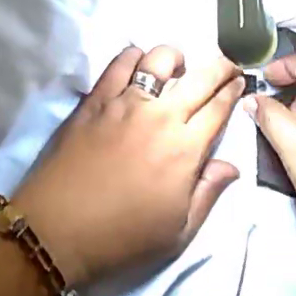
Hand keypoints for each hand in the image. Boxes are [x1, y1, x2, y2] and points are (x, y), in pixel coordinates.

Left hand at [11, 46, 244, 287]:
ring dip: (176, 58)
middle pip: (200, 77)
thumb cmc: (121, 239)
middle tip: (227, 66)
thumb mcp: (176, 232)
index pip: (219, 107)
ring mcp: (127, 103)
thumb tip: (232, 165)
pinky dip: (134, 57)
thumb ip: (208, 193)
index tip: (240, 83)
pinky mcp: (97, 99)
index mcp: (185, 148)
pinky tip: (138, 64)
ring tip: (178, 67)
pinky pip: (120, 63)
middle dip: (221, 67)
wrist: (56, 233)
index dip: (233, 91)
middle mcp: (162, 116)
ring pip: (160, 60)